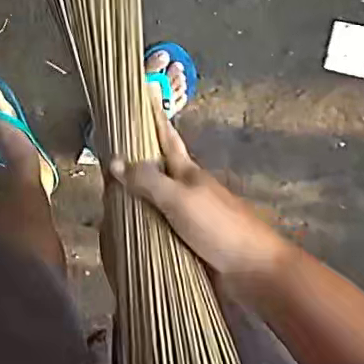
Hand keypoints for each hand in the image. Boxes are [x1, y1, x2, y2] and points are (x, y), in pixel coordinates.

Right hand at [106, 109, 291, 288]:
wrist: (254, 271)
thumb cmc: (218, 225)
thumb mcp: (180, 198)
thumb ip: (148, 181)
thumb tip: (114, 160)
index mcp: (187, 171)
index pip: (166, 136)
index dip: (155, 116)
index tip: (144, 93)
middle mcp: (186, 189)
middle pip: (157, 166)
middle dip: (137, 154)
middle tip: (109, 146)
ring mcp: (188, 215)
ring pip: (155, 197)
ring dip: (136, 192)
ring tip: (109, 188)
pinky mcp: (187, 242)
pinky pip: (156, 226)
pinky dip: (141, 222)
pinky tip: (125, 227)